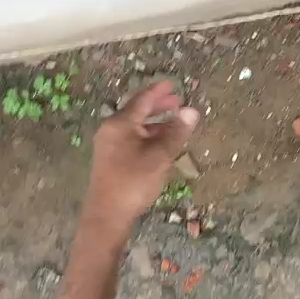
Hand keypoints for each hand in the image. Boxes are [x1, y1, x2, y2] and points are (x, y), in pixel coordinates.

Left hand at [81, 80, 199, 234]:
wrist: (107, 214)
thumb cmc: (134, 182)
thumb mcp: (160, 156)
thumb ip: (176, 132)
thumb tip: (192, 111)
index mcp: (120, 124)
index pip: (142, 100)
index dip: (159, 91)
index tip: (172, 84)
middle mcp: (111, 130)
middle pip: (136, 111)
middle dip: (157, 106)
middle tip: (176, 102)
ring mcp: (108, 145)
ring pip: (134, 127)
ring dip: (154, 123)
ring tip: (173, 123)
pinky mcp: (109, 159)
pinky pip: (131, 139)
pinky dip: (147, 136)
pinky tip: (159, 144)